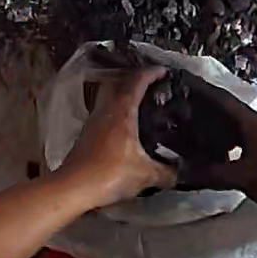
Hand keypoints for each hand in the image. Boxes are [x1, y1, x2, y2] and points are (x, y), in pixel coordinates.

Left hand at [58, 67, 175, 205]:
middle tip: (152, 84)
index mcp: (121, 113)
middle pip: (117, 83)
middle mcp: (104, 111)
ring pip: (108, 98)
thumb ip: (168, 172)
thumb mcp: (147, 175)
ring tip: (141, 103)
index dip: (150, 73)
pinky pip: (103, 113)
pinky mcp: (86, 134)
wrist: (73, 186)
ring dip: (123, 95)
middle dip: (134, 79)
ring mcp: (92, 122)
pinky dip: (116, 111)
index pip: (135, 83)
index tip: (163, 71)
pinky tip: (126, 126)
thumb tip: (182, 172)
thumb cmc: (109, 174)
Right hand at [174, 73, 256, 226]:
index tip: (178, 79)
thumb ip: (210, 173)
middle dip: (200, 105)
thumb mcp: (242, 178)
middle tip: (173, 104)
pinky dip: (220, 138)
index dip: (199, 88)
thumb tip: (179, 171)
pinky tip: (208, 148)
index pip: (220, 98)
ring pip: (230, 124)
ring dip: (210, 123)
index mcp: (251, 122)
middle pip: (224, 109)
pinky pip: (236, 137)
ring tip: (185, 124)